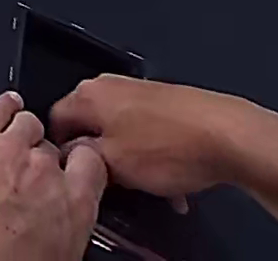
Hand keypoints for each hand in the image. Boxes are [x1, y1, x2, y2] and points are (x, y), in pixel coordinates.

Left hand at [0, 91, 106, 260]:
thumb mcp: (59, 256)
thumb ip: (68, 224)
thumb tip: (64, 225)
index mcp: (73, 204)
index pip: (91, 162)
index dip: (81, 162)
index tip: (75, 166)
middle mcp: (44, 170)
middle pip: (51, 145)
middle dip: (40, 158)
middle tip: (27, 176)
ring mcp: (10, 147)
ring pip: (26, 120)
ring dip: (21, 132)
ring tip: (12, 145)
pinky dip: (2, 105)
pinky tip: (5, 105)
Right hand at [50, 76, 277, 206]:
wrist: (223, 132)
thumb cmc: (165, 147)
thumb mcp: (113, 163)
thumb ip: (81, 157)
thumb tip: (68, 154)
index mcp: (87, 94)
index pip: (54, 120)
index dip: (60, 152)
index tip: (73, 176)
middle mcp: (107, 85)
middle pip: (87, 126)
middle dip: (98, 159)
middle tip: (112, 187)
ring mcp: (134, 91)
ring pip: (117, 133)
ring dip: (127, 164)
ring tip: (148, 191)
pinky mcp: (159, 101)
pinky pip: (142, 132)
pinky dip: (149, 156)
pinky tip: (170, 183)